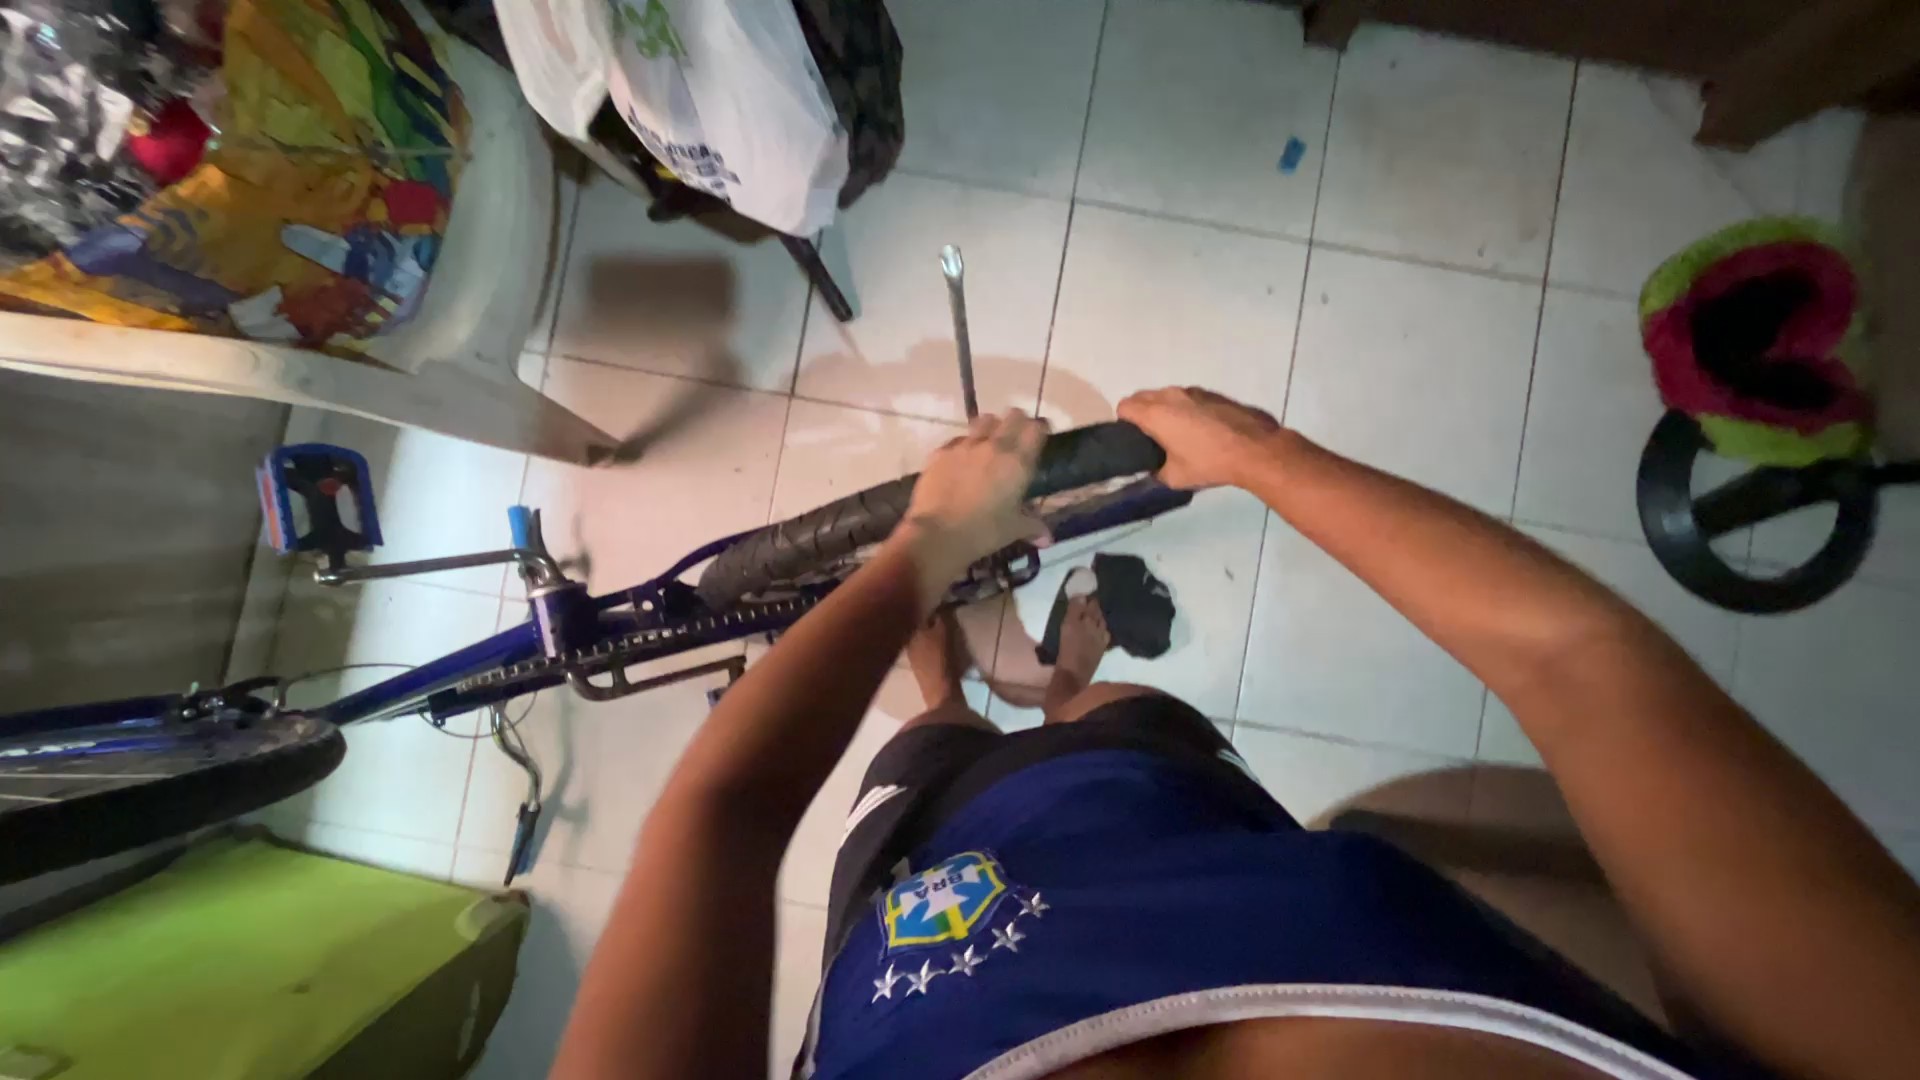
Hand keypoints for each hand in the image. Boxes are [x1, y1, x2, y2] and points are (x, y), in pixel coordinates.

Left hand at [891, 410, 1049, 600]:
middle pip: (1013, 415)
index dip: (1040, 430)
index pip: (1036, 428)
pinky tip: (961, 462)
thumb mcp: (1013, 530)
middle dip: (1018, 423)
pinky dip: (964, 446)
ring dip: (991, 428)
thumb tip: (1047, 539)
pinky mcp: (941, 451)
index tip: (1040, 438)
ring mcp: (965, 445)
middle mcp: (993, 445)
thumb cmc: (983, 532)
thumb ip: (1033, 527)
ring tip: (989, 445)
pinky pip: (958, 439)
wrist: (936, 534)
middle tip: (1017, 439)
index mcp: (1017, 461)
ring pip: (984, 420)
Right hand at [1118, 386, 1286, 489]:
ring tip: (1177, 432)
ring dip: (1164, 409)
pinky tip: (1200, 429)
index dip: (1124, 423)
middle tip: (1151, 437)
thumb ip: (1155, 471)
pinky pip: (1187, 397)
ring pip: (1166, 395)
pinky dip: (1186, 409)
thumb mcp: (1174, 477)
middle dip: (1141, 413)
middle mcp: (1170, 396)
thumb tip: (1153, 469)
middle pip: (1142, 397)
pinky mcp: (1212, 393)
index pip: (1124, 406)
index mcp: (1155, 414)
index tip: (1132, 439)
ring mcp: (1193, 391)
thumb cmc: (1209, 463)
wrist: (1254, 449)